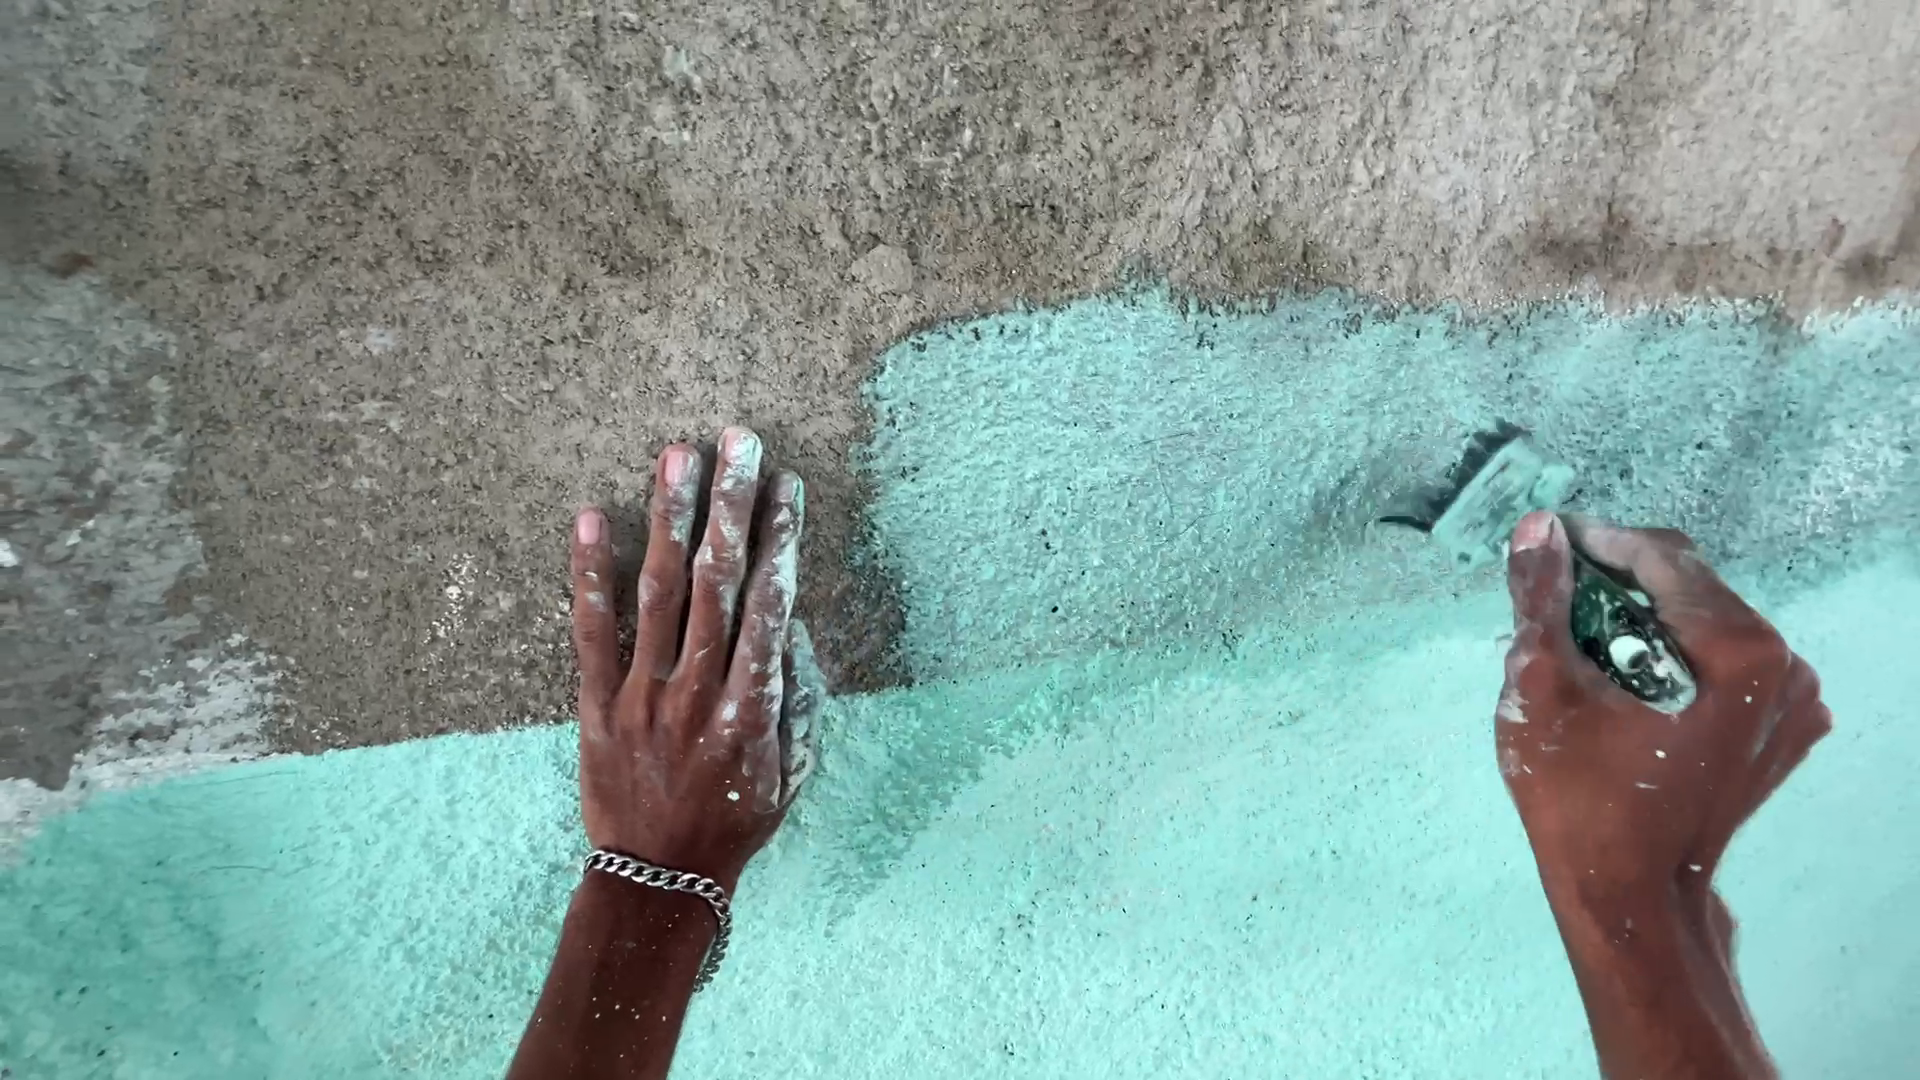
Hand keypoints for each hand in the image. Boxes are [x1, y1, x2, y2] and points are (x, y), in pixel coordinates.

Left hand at [567, 427, 819, 891]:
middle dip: (731, 506)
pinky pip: (588, 632)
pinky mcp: (595, 704)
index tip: (786, 487)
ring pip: (658, 592)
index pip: (770, 605)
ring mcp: (641, 694)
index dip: (780, 541)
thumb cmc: (736, 820)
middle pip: (717, 582)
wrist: (657, 879)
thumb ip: (798, 697)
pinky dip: (588, 573)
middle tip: (739, 442)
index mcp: (751, 708)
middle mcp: (697, 690)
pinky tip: (591, 518)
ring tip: (678, 456)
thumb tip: (790, 625)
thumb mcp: (793, 770)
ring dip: (669, 518)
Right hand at [1498, 512, 1830, 901]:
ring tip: (1572, 644)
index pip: (1663, 556)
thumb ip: (1540, 599)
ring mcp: (1792, 704)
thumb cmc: (1576, 786)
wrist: (1627, 886)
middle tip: (1544, 601)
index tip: (1540, 543)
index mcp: (1740, 650)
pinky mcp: (1779, 730)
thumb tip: (1537, 527)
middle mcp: (1786, 667)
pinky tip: (1616, 681)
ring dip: (1633, 618)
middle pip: (1687, 586)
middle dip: (1610, 581)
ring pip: (1701, 622)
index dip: (1594, 540)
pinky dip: (1661, 654)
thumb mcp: (1541, 684)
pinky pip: (1717, 663)